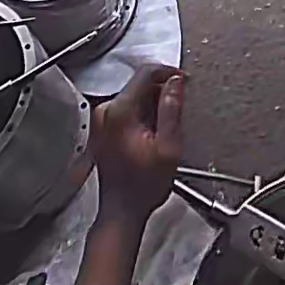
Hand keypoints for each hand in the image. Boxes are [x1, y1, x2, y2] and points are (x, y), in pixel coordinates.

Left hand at [93, 65, 184, 222]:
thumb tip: (175, 82)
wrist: (121, 212)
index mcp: (120, 111)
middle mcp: (106, 110)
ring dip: (152, 101)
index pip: (144, 73)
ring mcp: (102, 118)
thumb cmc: (143, 186)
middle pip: (138, 83)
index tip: (182, 79)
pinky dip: (142, 111)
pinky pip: (126, 107)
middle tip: (178, 104)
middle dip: (161, 89)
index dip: (167, 72)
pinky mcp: (103, 127)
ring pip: (133, 95)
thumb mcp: (168, 148)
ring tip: (166, 122)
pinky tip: (152, 129)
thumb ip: (171, 110)